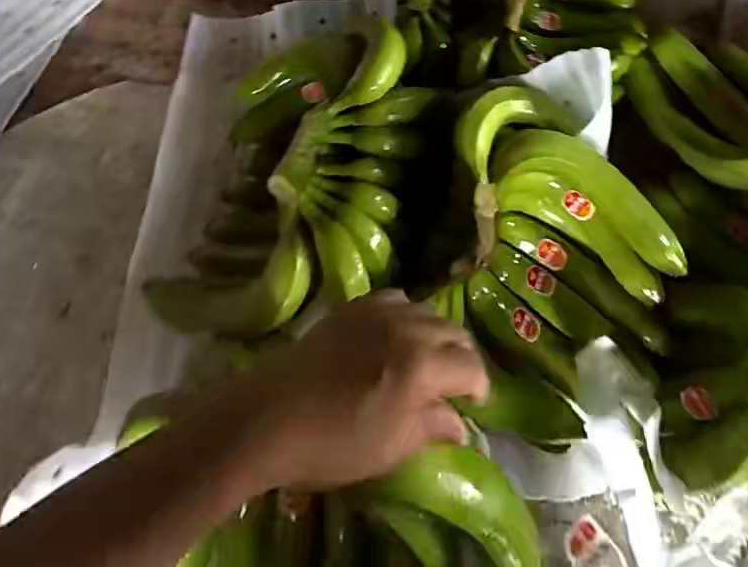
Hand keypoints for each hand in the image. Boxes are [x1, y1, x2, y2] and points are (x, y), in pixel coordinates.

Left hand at [237, 291, 487, 490]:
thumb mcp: (390, 447)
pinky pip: (398, 299)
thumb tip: (461, 424)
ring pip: (430, 312)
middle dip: (461, 358)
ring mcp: (383, 311)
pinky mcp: (357, 305)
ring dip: (436, 335)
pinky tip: (395, 334)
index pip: (471, 366)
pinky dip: (407, 315)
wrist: (269, 417)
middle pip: (455, 333)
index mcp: (423, 365)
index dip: (478, 387)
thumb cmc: (333, 443)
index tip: (472, 403)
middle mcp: (411, 327)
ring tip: (424, 358)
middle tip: (451, 383)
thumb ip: (432, 427)